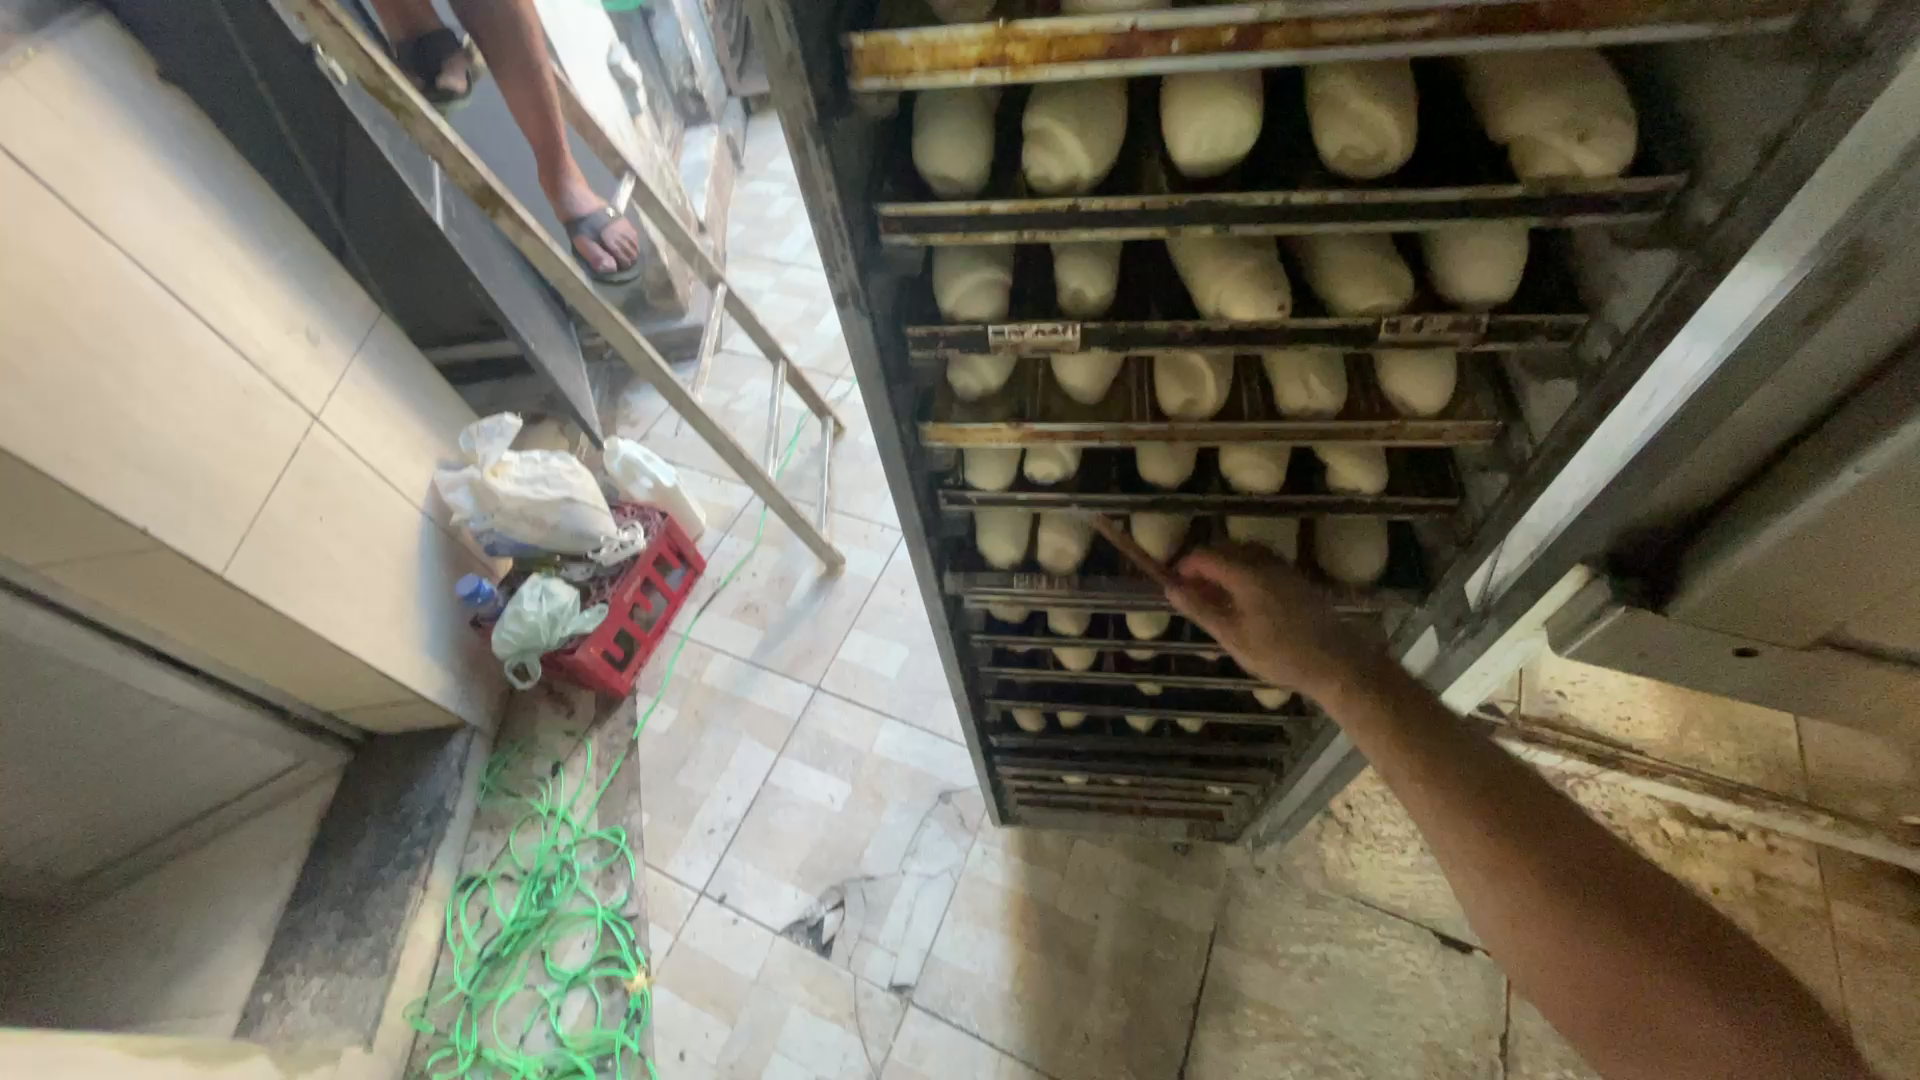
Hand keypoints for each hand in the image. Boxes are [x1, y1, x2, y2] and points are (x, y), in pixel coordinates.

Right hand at [1167, 544, 1384, 700]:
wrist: (1337, 664)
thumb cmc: (1279, 655)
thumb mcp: (1232, 637)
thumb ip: (1200, 609)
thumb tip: (1170, 588)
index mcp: (1246, 574)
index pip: (1204, 555)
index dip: (1184, 567)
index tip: (1175, 587)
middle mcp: (1265, 562)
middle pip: (1224, 549)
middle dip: (1202, 567)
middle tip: (1194, 596)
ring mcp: (1283, 568)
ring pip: (1243, 554)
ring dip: (1224, 568)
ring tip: (1217, 598)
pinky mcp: (1296, 578)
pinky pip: (1261, 563)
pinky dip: (1243, 572)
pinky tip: (1244, 600)